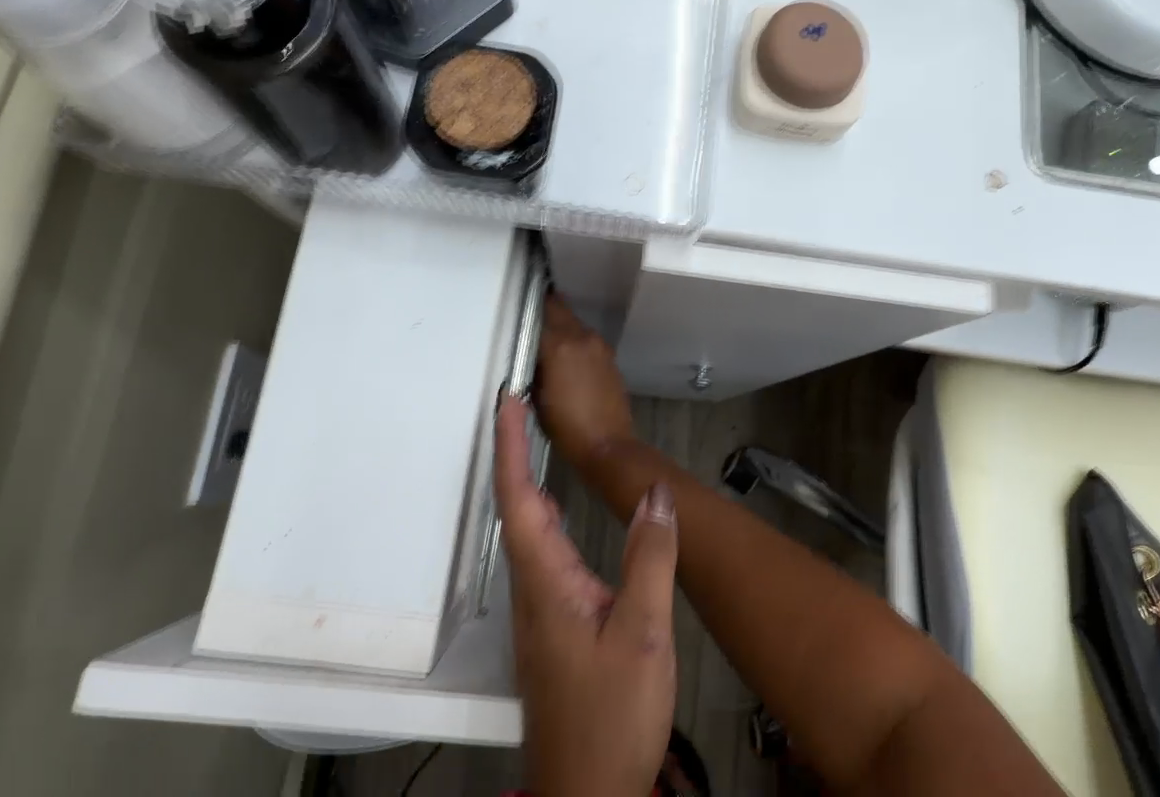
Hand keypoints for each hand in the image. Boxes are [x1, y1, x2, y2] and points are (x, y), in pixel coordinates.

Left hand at [495, 394, 677, 796]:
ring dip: (526, 483)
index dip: (509, 447)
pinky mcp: (551, 627)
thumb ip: (649, 559)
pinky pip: (542, 555)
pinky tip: (561, 518)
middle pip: (516, 509)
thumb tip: (654, 495)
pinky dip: (545, 518)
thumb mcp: (644, 634)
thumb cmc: (613, 716)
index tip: (505, 402)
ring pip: (526, 533)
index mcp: (547, 583)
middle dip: (512, 454)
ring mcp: (538, 611)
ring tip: (533, 445)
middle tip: (519, 409)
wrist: (586, 788)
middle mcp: (533, 590)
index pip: (520, 500)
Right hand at [534, 293, 636, 465]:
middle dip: (546, 311)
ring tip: (546, 339)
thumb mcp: (536, 398)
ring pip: (575, 324)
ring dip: (562, 326)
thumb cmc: (566, 427)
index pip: (540, 314)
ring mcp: (599, 346)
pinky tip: (566, 357)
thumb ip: (533, 369)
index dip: (527, 311)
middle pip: (560, 311)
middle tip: (529, 318)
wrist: (607, 445)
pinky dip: (575, 341)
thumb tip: (530, 355)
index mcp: (559, 346)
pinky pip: (587, 339)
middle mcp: (581, 338)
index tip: (517, 310)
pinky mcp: (610, 358)